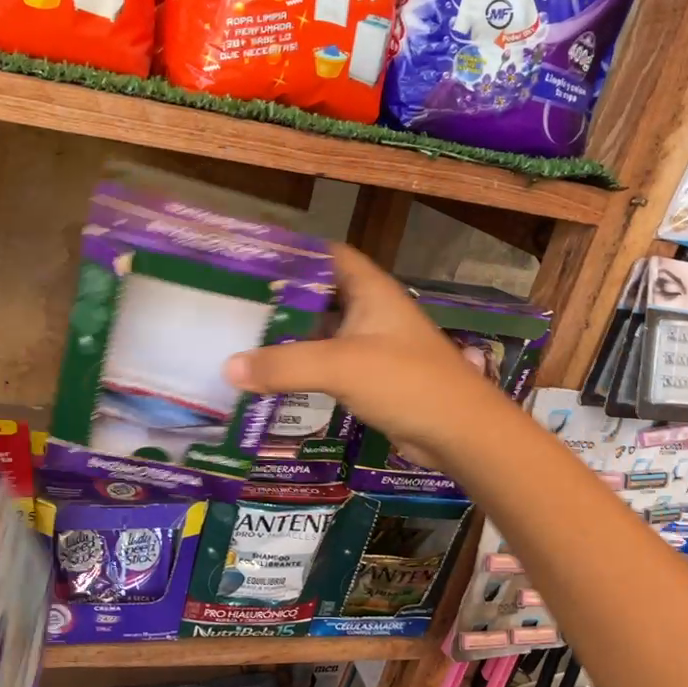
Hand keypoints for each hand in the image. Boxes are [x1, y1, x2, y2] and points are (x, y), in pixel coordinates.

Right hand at [224, 245, 510, 465]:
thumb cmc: (406, 382)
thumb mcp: (340, 366)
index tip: (250, 260)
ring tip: (241, 341)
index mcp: (370, 290)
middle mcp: (371, 312)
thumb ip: (284, 365)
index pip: (326, 255)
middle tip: (233, 306)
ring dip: (288, 338)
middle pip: (318, 295)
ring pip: (321, 334)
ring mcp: (372, 347)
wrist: (459, 432)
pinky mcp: (371, 379)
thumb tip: (228, 369)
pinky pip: (328, 366)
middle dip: (280, 299)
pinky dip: (301, 369)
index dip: (292, 253)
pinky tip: (271, 379)